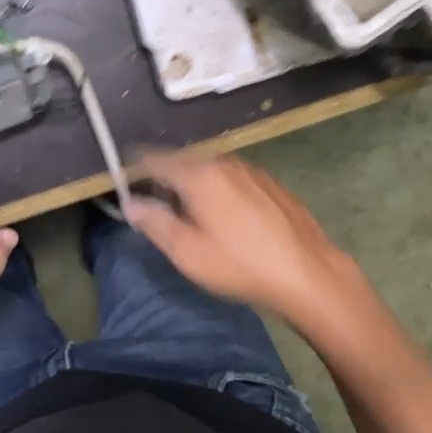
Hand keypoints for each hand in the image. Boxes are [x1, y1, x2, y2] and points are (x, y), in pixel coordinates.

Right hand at [124, 152, 359, 322]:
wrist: (308, 274)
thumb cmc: (240, 265)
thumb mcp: (186, 252)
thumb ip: (154, 222)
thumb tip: (130, 202)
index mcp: (199, 175)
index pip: (155, 159)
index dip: (135, 166)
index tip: (123, 177)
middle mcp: (225, 163)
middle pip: (184, 162)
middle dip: (165, 178)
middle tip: (155, 204)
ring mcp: (253, 172)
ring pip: (211, 171)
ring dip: (194, 185)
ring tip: (190, 214)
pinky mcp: (273, 185)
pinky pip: (234, 180)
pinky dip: (220, 191)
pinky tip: (226, 219)